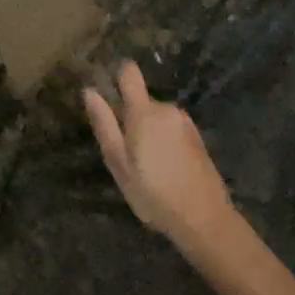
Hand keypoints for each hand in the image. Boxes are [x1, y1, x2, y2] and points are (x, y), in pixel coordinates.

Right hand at [84, 61, 235, 248]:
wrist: (205, 220)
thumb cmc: (153, 193)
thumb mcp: (119, 162)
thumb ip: (104, 124)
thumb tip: (89, 91)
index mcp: (144, 112)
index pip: (129, 73)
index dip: (117, 75)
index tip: (107, 91)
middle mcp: (167, 110)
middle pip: (142, 101)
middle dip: (130, 118)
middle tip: (126, 153)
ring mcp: (186, 123)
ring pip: (157, 117)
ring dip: (148, 132)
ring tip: (146, 166)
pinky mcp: (198, 138)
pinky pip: (171, 129)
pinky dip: (164, 142)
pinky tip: (165, 169)